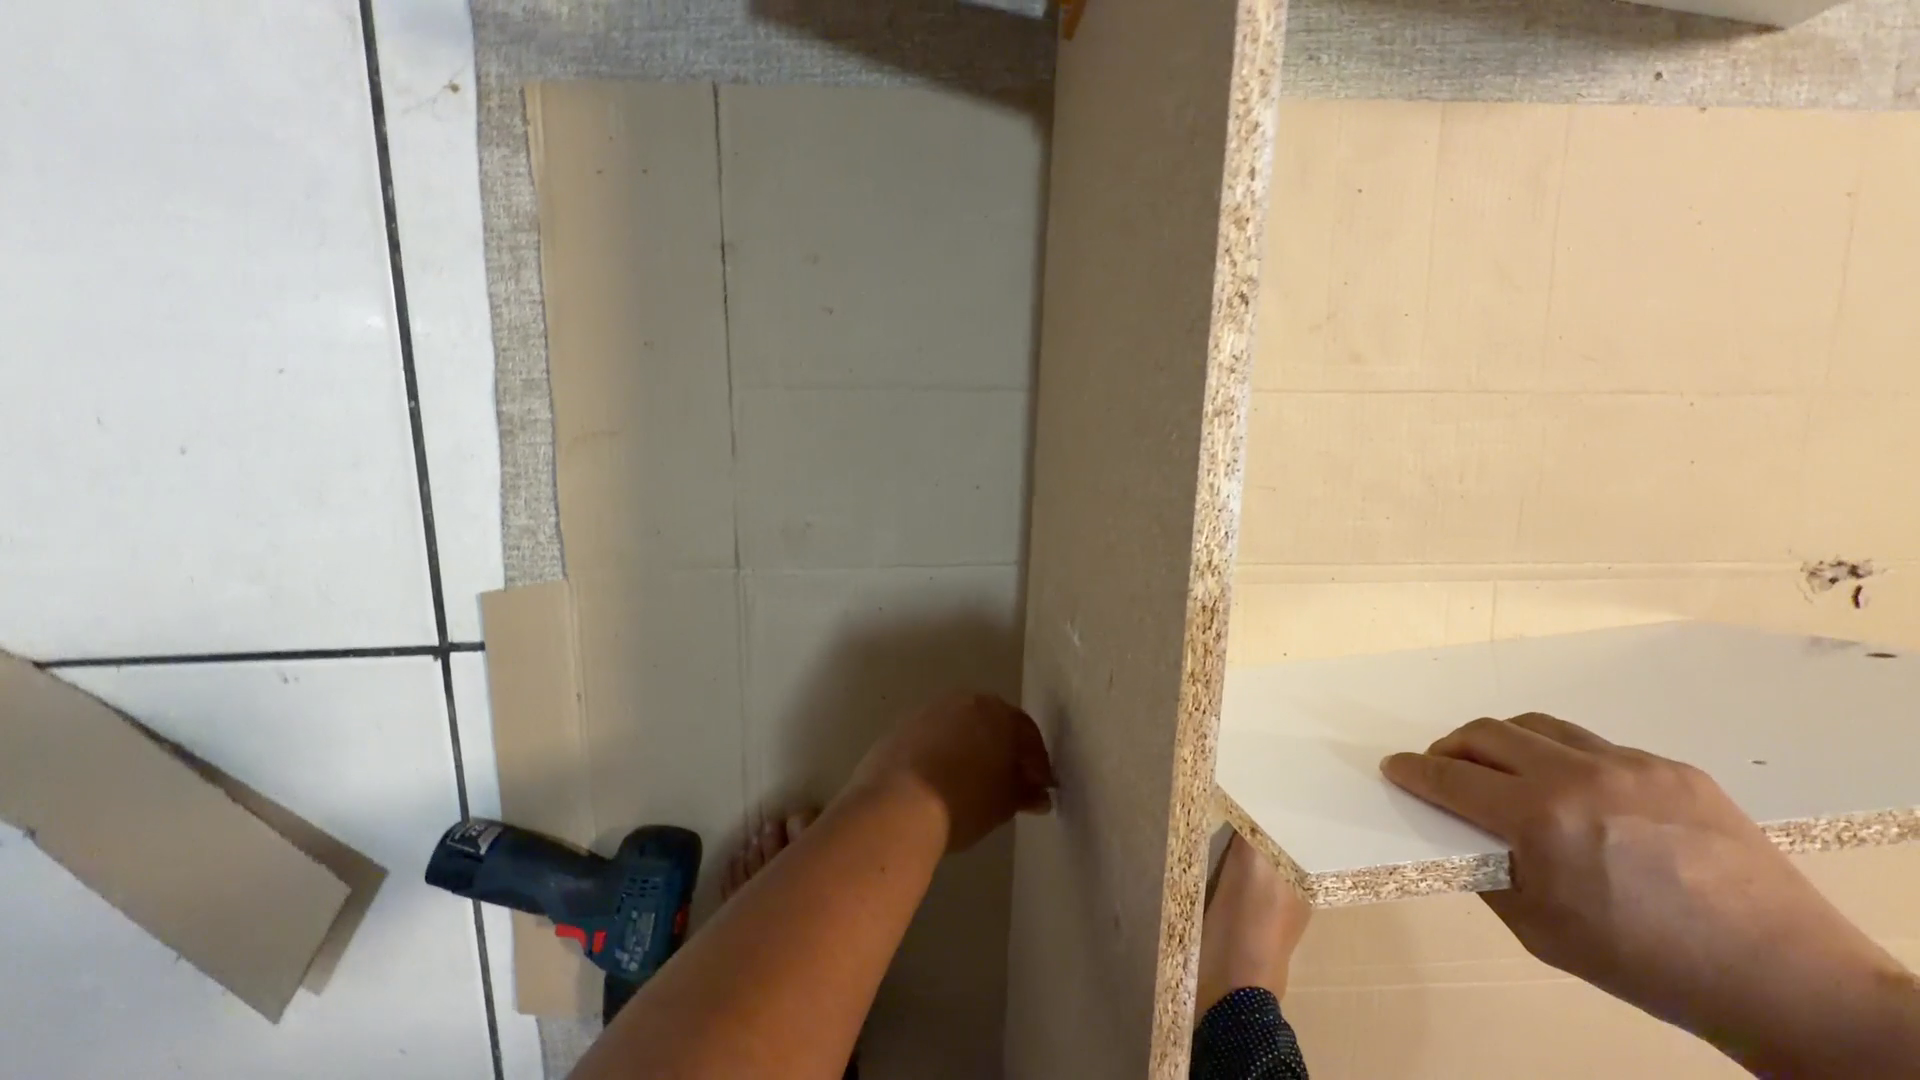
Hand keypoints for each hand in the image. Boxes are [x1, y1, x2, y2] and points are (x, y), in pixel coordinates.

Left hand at [850, 692, 1054, 851]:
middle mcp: (961, 701)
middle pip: (990, 724)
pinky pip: (930, 741)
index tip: (1039, 788)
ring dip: (969, 751)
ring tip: (973, 786)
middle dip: (1002, 752)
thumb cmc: (965, 801)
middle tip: (1009, 784)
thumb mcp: (1005, 802)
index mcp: (995, 711)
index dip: (1036, 762)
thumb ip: (1025, 792)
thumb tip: (1037, 793)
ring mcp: (925, 713)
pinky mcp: (898, 730)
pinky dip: (940, 757)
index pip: (1026, 732)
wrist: (897, 806)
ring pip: (958, 730)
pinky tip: (940, 785)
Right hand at [1381, 714, 1913, 1072]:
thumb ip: (1492, 873)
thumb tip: (1469, 838)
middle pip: (1488, 733)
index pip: (1452, 779)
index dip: (1414, 771)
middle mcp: (1580, 776)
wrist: (1781, 976)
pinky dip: (1565, 759)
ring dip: (1504, 741)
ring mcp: (1633, 766)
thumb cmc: (1645, 963)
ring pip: (1541, 727)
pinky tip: (1579, 793)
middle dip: (1451, 746)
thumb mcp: (1540, 931)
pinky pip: (1598, 747)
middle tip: (1440, 765)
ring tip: (1500, 767)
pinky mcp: (1676, 769)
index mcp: (1541, 820)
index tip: (1394, 767)